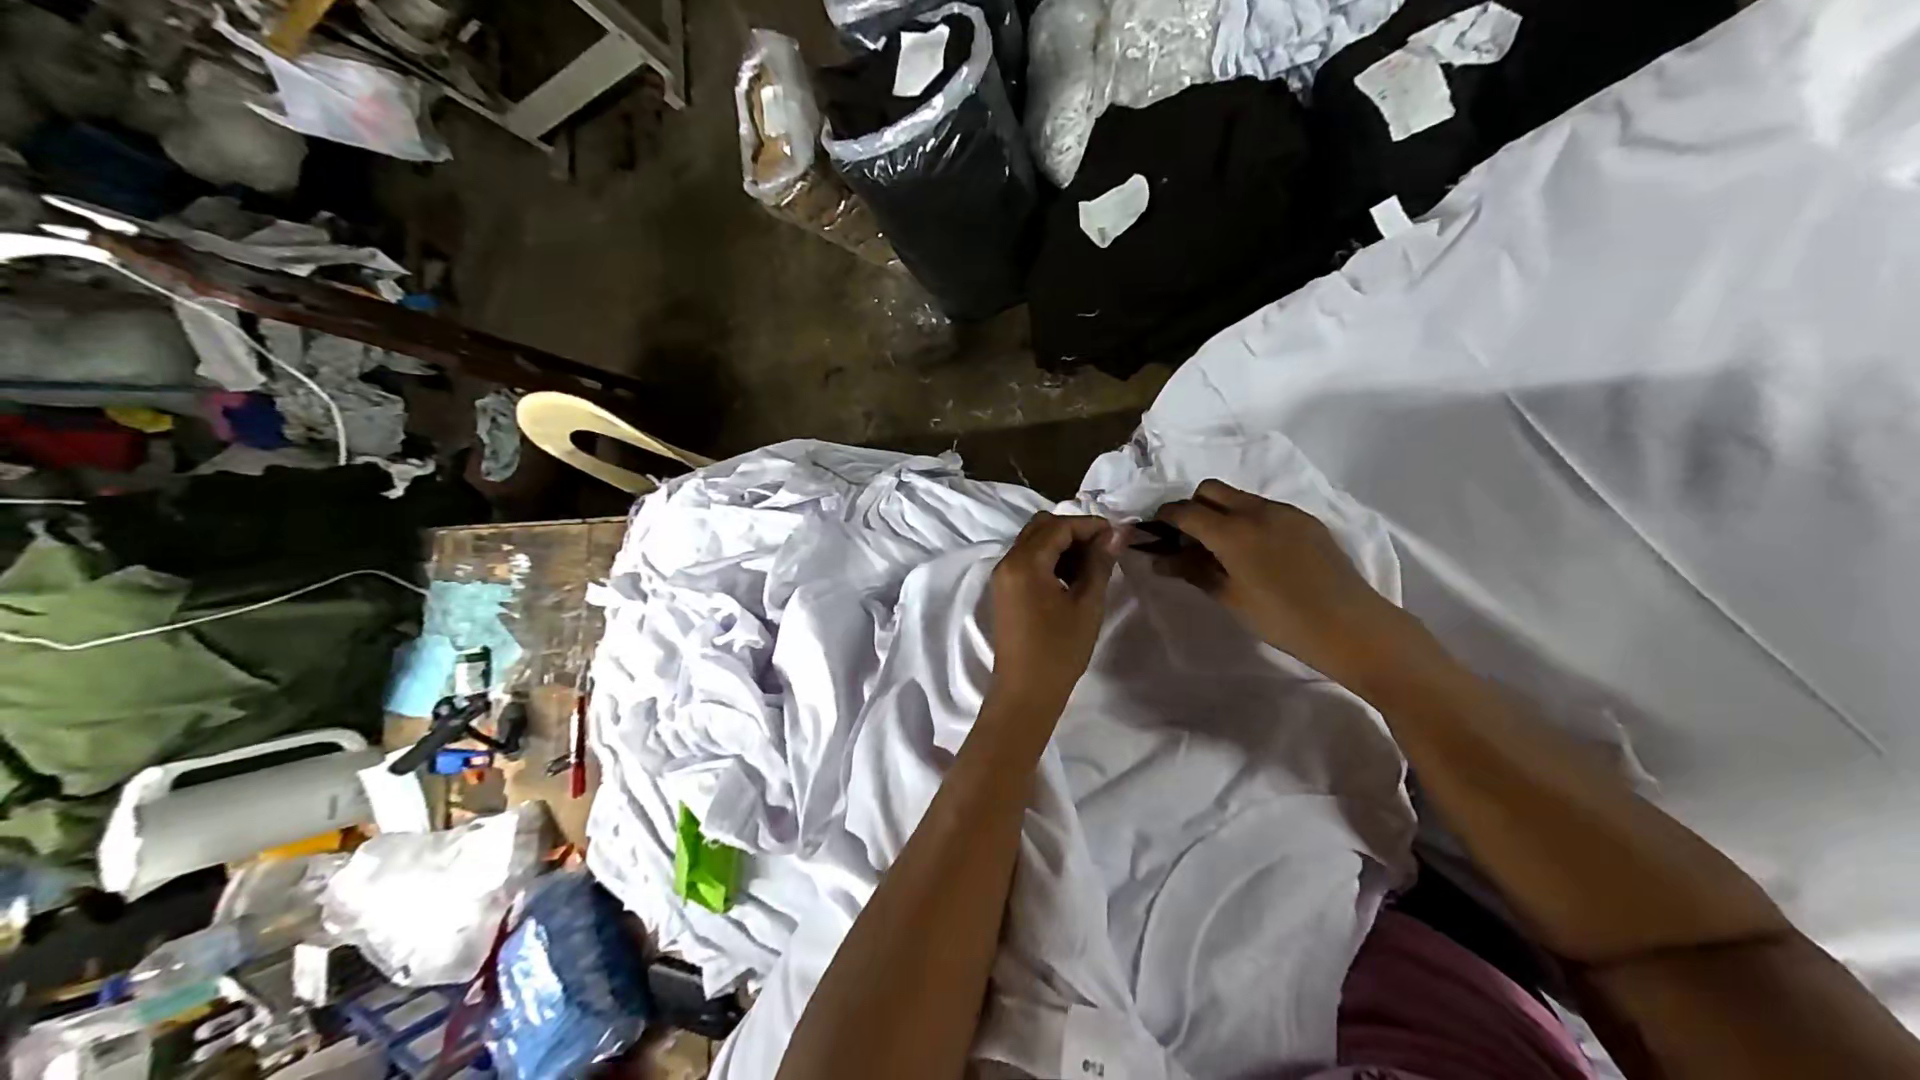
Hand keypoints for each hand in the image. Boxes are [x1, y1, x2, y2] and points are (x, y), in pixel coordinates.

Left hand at [987, 512, 1121, 713]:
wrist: (1026, 691)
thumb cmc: (1060, 649)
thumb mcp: (1087, 604)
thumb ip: (1099, 563)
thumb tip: (1115, 533)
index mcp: (1024, 562)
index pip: (1059, 526)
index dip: (1090, 525)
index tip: (1117, 534)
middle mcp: (1007, 562)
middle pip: (1041, 527)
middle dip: (1073, 530)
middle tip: (1103, 548)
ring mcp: (1002, 576)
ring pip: (1032, 542)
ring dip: (1061, 544)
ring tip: (1092, 564)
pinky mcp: (1004, 591)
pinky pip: (1026, 560)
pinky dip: (1048, 559)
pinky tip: (1072, 578)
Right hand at [1153, 480, 1417, 685]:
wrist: (1351, 626)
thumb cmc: (1281, 618)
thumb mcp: (1229, 597)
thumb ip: (1192, 571)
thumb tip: (1160, 558)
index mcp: (1231, 531)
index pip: (1184, 510)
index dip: (1164, 519)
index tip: (1156, 535)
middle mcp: (1256, 511)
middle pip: (1210, 490)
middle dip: (1192, 508)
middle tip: (1190, 541)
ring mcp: (1285, 512)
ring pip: (1239, 497)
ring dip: (1221, 512)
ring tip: (1224, 549)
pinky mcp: (1306, 520)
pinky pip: (1266, 508)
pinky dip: (1249, 520)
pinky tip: (1257, 553)